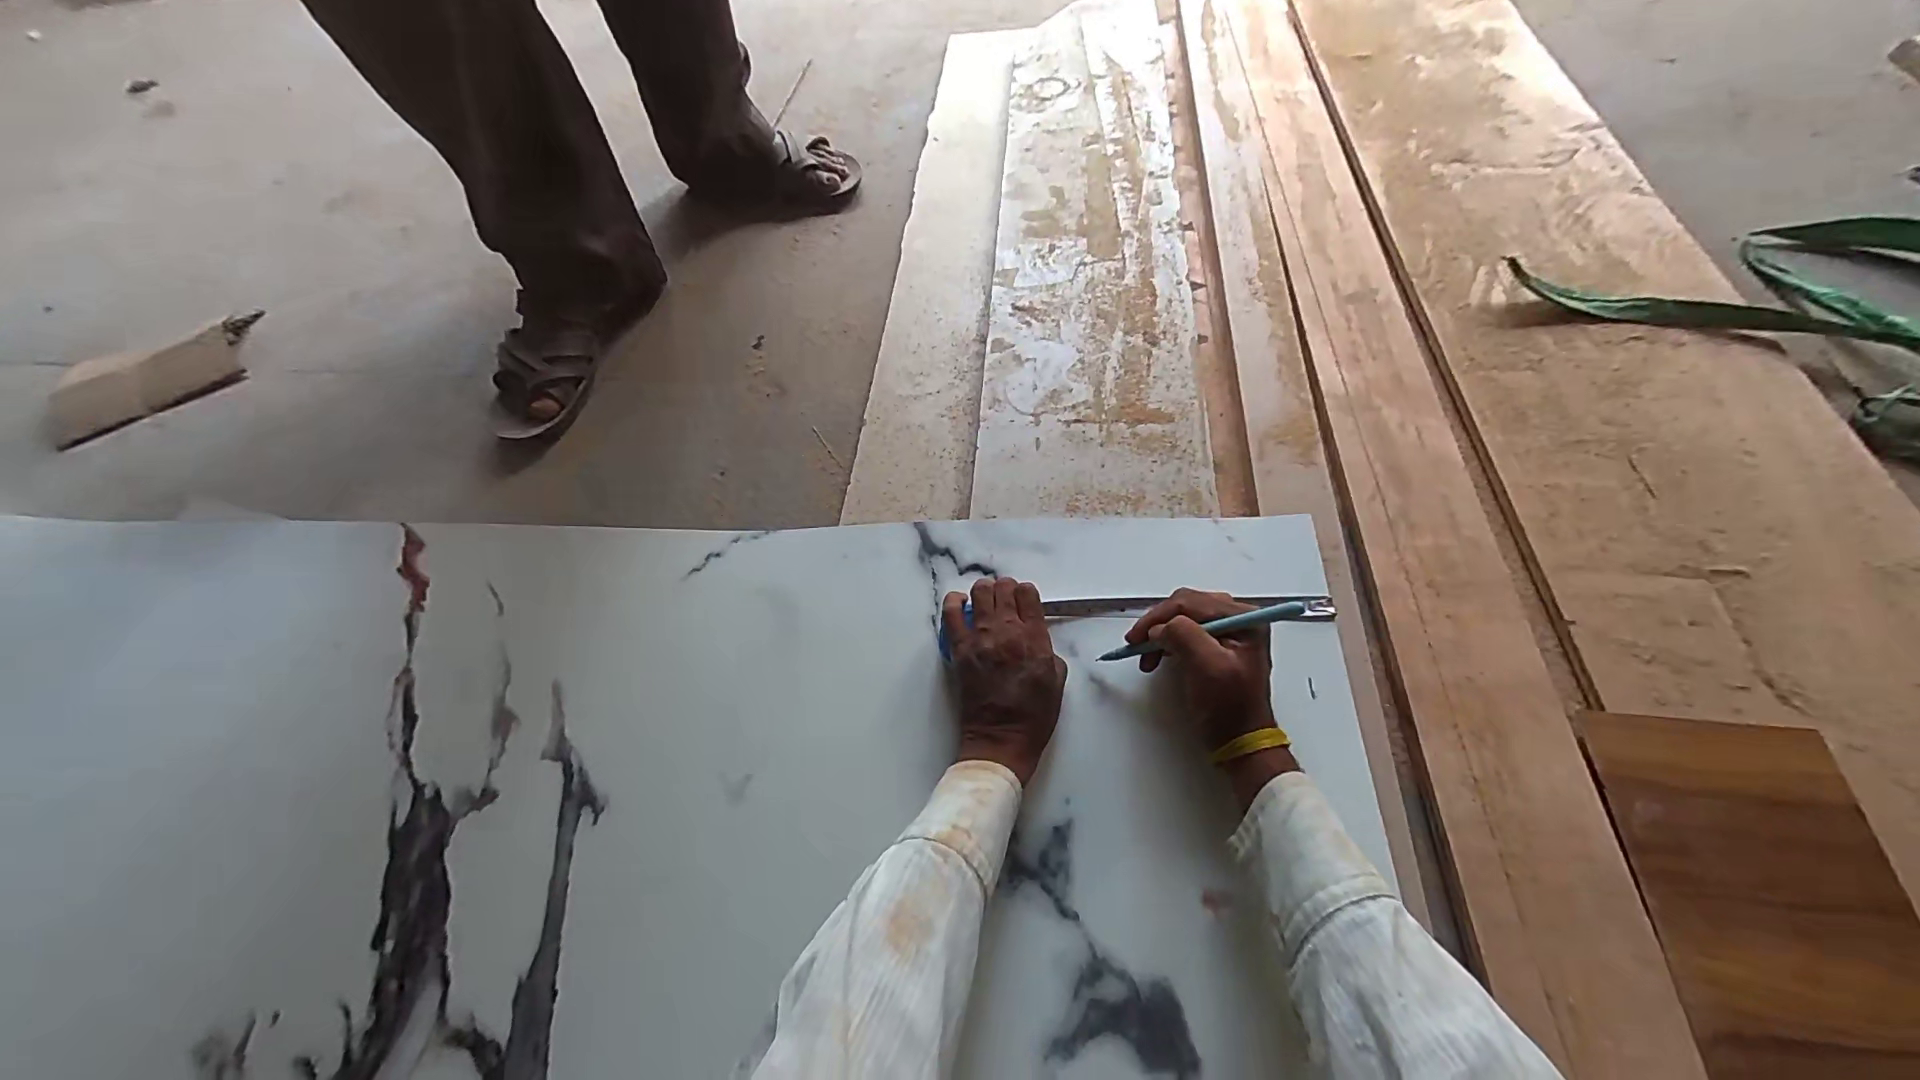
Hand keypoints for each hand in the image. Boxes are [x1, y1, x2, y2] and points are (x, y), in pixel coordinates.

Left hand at [942, 578, 1067, 785]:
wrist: (1002, 737)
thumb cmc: (1032, 716)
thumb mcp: (1056, 679)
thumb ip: (1047, 648)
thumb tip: (1035, 635)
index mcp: (1035, 639)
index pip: (1028, 595)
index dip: (1026, 593)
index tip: (1024, 600)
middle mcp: (1008, 632)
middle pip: (1003, 588)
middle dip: (1005, 589)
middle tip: (1005, 600)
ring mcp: (981, 638)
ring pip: (979, 592)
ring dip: (984, 592)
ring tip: (985, 601)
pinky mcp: (960, 648)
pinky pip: (950, 613)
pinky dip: (953, 602)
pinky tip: (959, 603)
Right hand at [1126, 588, 1297, 809]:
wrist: (1240, 741)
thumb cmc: (1230, 709)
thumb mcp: (1208, 667)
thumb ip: (1184, 635)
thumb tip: (1159, 627)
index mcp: (1244, 619)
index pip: (1190, 602)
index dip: (1158, 617)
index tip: (1137, 638)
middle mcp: (1239, 619)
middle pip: (1185, 606)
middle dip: (1158, 624)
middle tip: (1138, 644)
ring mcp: (1229, 631)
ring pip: (1183, 617)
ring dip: (1161, 633)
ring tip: (1148, 656)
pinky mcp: (1217, 645)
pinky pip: (1186, 631)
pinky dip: (1168, 641)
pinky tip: (1160, 655)